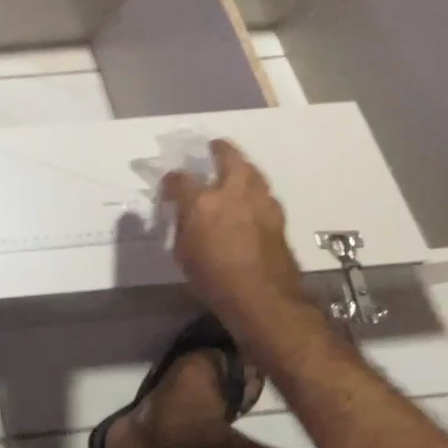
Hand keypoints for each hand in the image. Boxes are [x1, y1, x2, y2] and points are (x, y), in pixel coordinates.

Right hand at [162, 139, 307, 339]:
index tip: (169, 185)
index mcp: (201, 201)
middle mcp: (232, 194)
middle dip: (219, 149)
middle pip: (228, 158)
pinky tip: (251, 198)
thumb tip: (183, 212)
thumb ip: (182, 224)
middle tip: (214, 146)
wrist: (264, 301)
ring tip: (235, 169)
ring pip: (253, 173)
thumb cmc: (213, 279)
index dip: (172, 180)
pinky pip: (264, 193)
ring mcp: (260, 204)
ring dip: (242, 167)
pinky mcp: (278, 219)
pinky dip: (255, 189)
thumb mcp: (182, 251)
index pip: (181, 178)